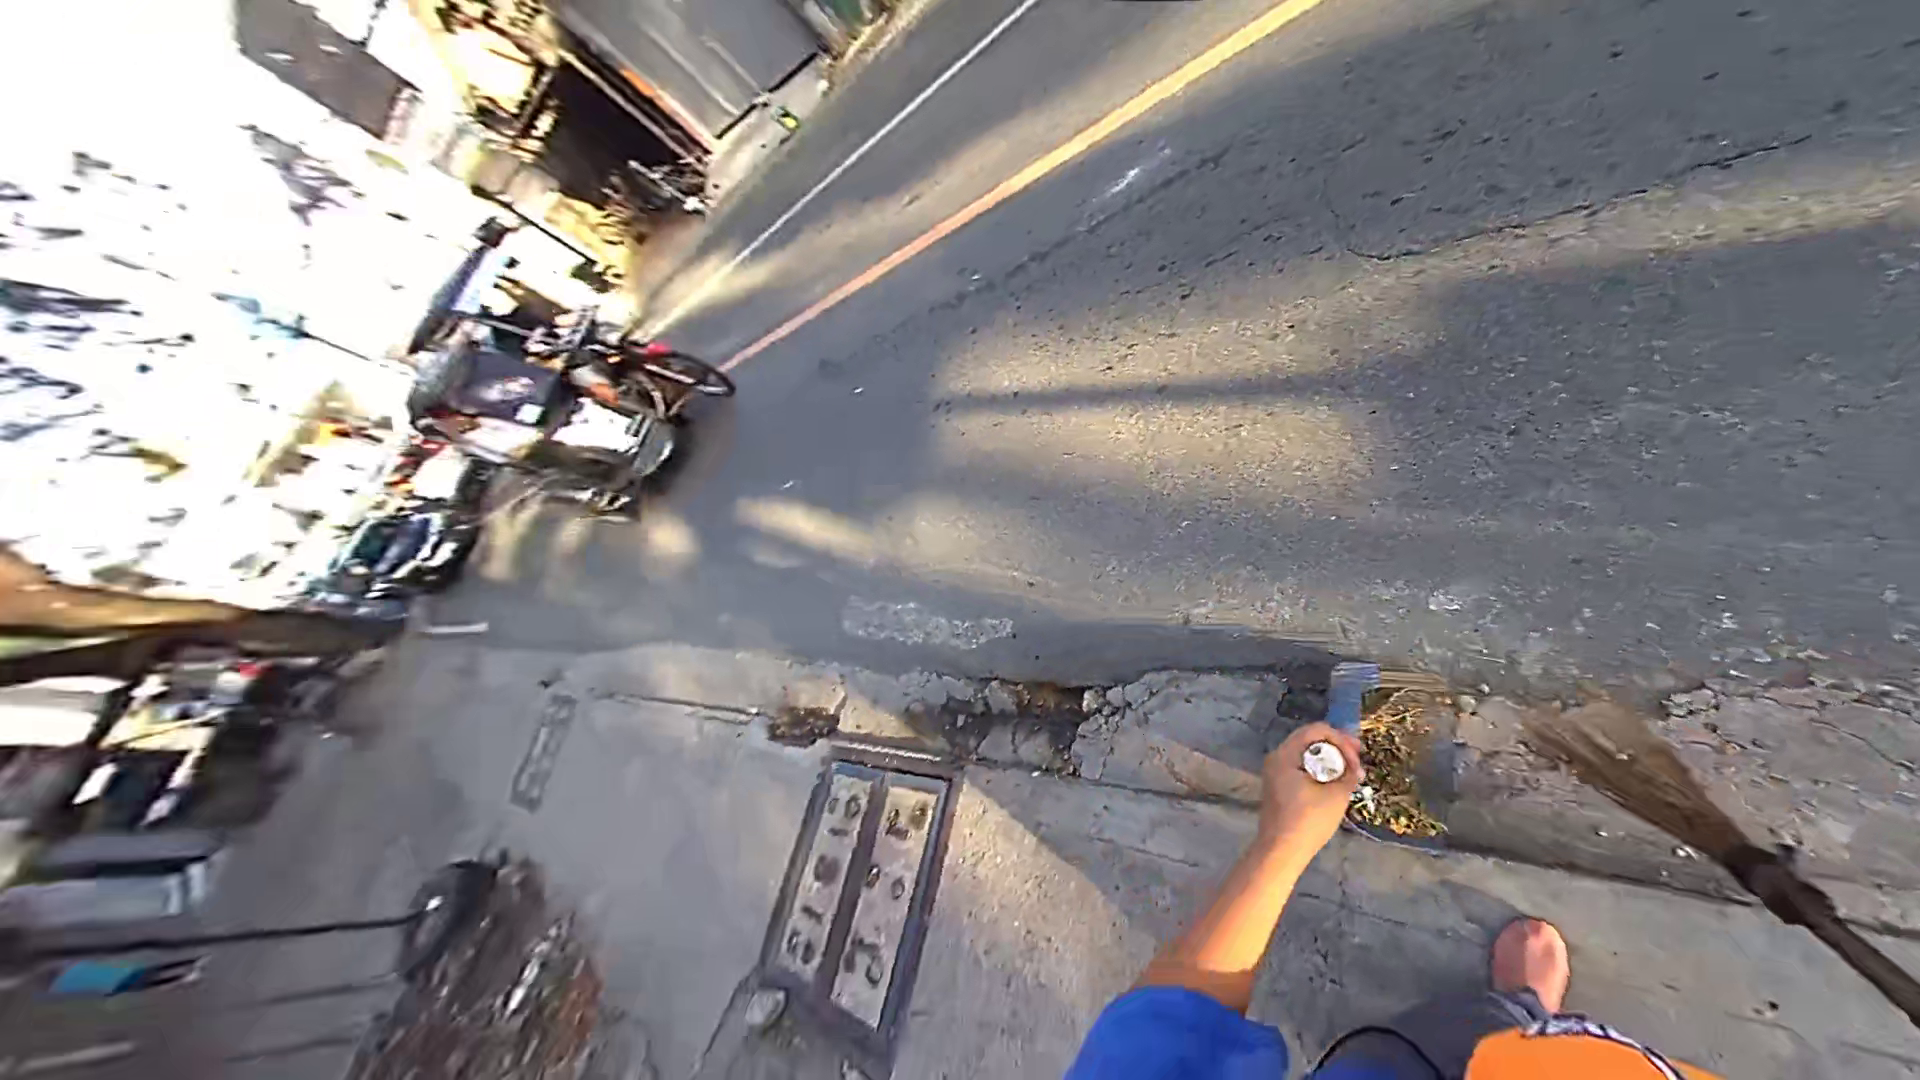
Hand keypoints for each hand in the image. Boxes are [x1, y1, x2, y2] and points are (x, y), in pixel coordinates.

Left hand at [1258, 722, 1363, 852]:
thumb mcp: (1336, 796)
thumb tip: (1353, 766)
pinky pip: (1300, 765)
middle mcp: (1276, 756)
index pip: (1315, 730)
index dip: (1340, 739)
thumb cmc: (1308, 820)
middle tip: (1359, 759)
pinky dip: (1318, 767)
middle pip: (1309, 738)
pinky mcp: (1278, 782)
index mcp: (1285, 754)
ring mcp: (1275, 769)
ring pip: (1305, 752)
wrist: (1281, 847)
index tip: (1358, 758)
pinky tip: (1334, 779)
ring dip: (1329, 758)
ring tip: (1351, 771)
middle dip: (1336, 746)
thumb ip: (1347, 774)